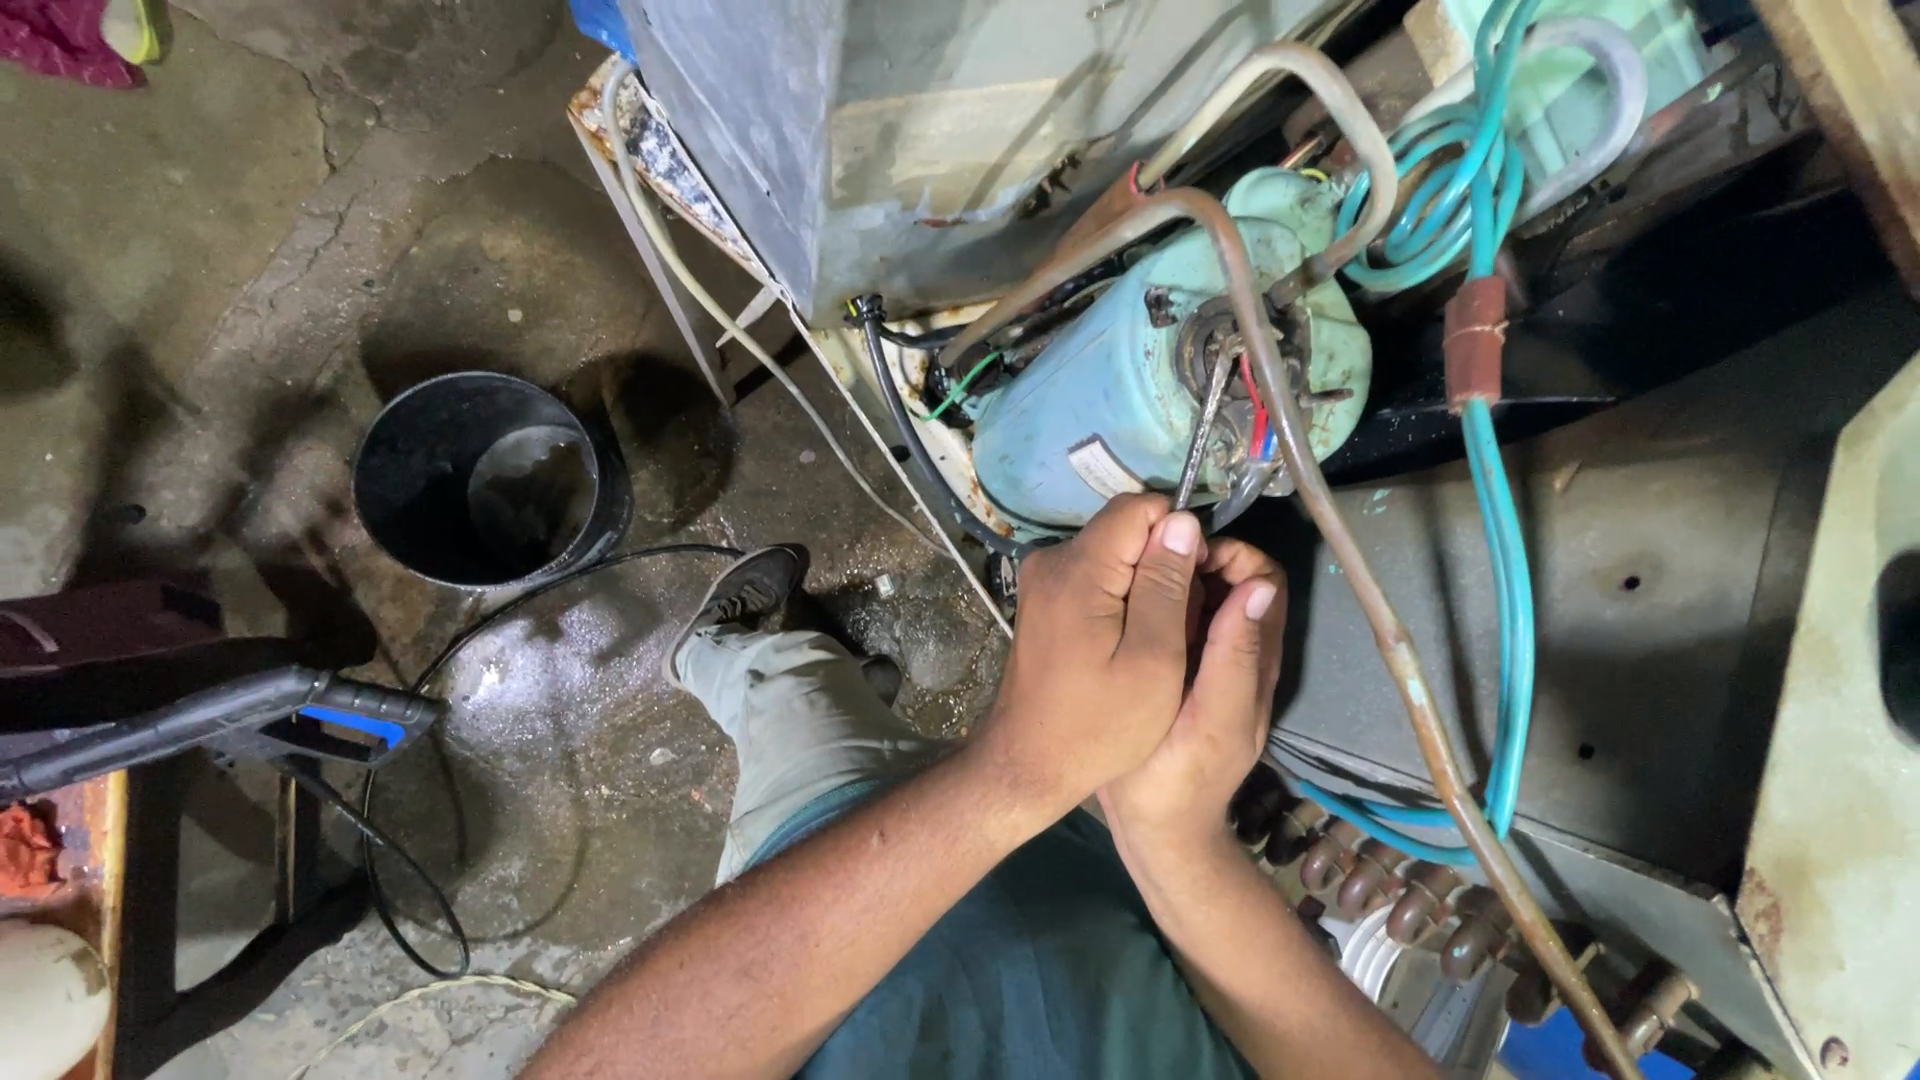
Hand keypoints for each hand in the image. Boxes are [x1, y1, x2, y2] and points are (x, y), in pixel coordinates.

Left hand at [966, 494, 1204, 812]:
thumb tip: (1183, 521)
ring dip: (1142, 579)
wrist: (1030, 760)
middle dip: (1161, 559)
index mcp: (1077, 570)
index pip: (1137, 508)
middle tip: (1183, 617)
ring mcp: (1040, 579)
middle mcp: (1051, 561)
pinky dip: (1119, 594)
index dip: (1177, 532)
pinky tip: (1128, 638)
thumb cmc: (1100, 724)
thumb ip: (1167, 585)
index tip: (1198, 576)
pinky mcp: (1041, 598)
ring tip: (1158, 634)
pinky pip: (1092, 573)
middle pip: (1123, 528)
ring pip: (1110, 551)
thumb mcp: (1153, 660)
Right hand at [1099, 538, 1285, 847]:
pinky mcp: (1181, 672)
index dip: (1229, 556)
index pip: (1263, 580)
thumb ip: (1235, 657)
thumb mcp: (1211, 720)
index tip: (1180, 554)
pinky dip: (1163, 601)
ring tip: (1133, 576)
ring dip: (1179, 577)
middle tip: (1149, 559)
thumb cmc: (1178, 776)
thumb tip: (1257, 586)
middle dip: (1199, 558)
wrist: (1155, 827)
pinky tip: (1129, 606)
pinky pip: (1182, 620)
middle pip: (1235, 581)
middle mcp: (1240, 653)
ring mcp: (1209, 662)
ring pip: (1206, 598)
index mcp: (1256, 659)